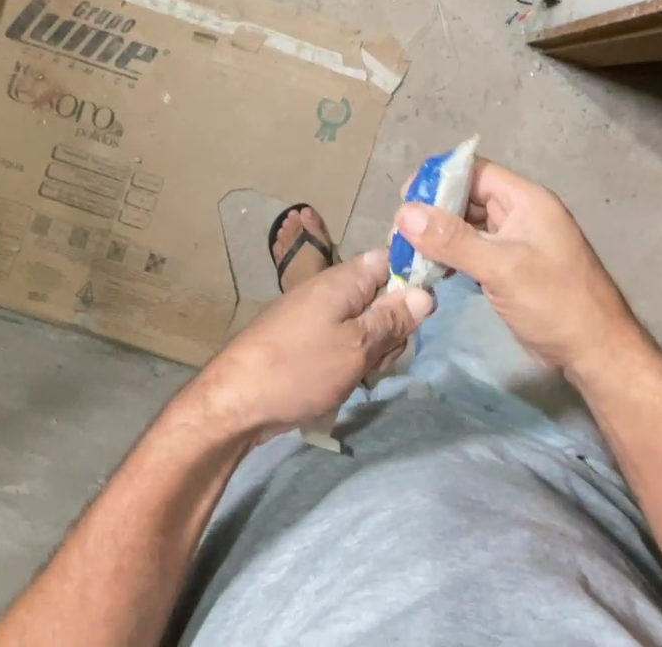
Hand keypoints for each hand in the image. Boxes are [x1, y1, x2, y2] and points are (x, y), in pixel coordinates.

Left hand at [187, 250, 433, 438]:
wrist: (236, 401)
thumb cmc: (300, 368)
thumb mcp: (357, 346)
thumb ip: (392, 319)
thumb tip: (426, 292)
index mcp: (345, 279)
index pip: (391, 260)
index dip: (412, 281)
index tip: (421, 314)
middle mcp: (330, 288)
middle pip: (381, 296)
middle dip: (391, 327)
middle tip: (379, 356)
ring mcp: (316, 314)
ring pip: (364, 324)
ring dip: (371, 350)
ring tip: (358, 373)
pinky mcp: (306, 339)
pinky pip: (343, 341)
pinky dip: (350, 360)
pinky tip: (343, 381)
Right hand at [393, 159, 636, 376]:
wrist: (595, 353)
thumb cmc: (555, 302)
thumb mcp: (501, 267)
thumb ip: (452, 239)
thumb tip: (404, 213)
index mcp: (526, 201)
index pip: (476, 173)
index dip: (440, 179)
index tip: (405, 199)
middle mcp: (520, 216)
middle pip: (467, 199)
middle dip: (433, 212)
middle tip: (398, 233)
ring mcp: (515, 244)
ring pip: (467, 228)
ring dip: (438, 238)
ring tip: (406, 253)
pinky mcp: (510, 270)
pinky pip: (473, 253)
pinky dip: (451, 258)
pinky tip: (429, 271)